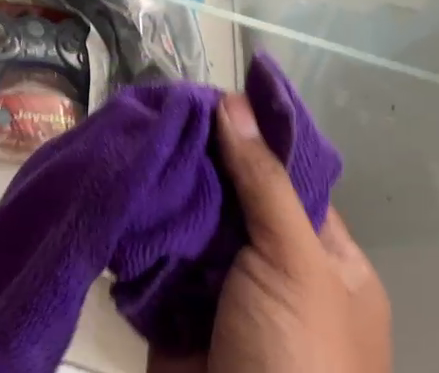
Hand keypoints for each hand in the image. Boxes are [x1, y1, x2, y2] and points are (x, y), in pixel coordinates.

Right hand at [151, 94, 391, 372]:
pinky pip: (152, 252)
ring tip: (125, 135)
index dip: (249, 135)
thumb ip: (263, 181)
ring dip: (160, 189)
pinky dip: (135, 226)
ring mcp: (221, 286)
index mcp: (325, 259)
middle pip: (230, 194)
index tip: (206, 92)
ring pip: (187, 219)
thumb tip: (234, 101)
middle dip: (194, 158)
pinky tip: (113, 182)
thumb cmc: (298, 357)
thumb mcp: (296, 262)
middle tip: (151, 107)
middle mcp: (272, 266)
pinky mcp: (172, 304)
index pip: (287, 177)